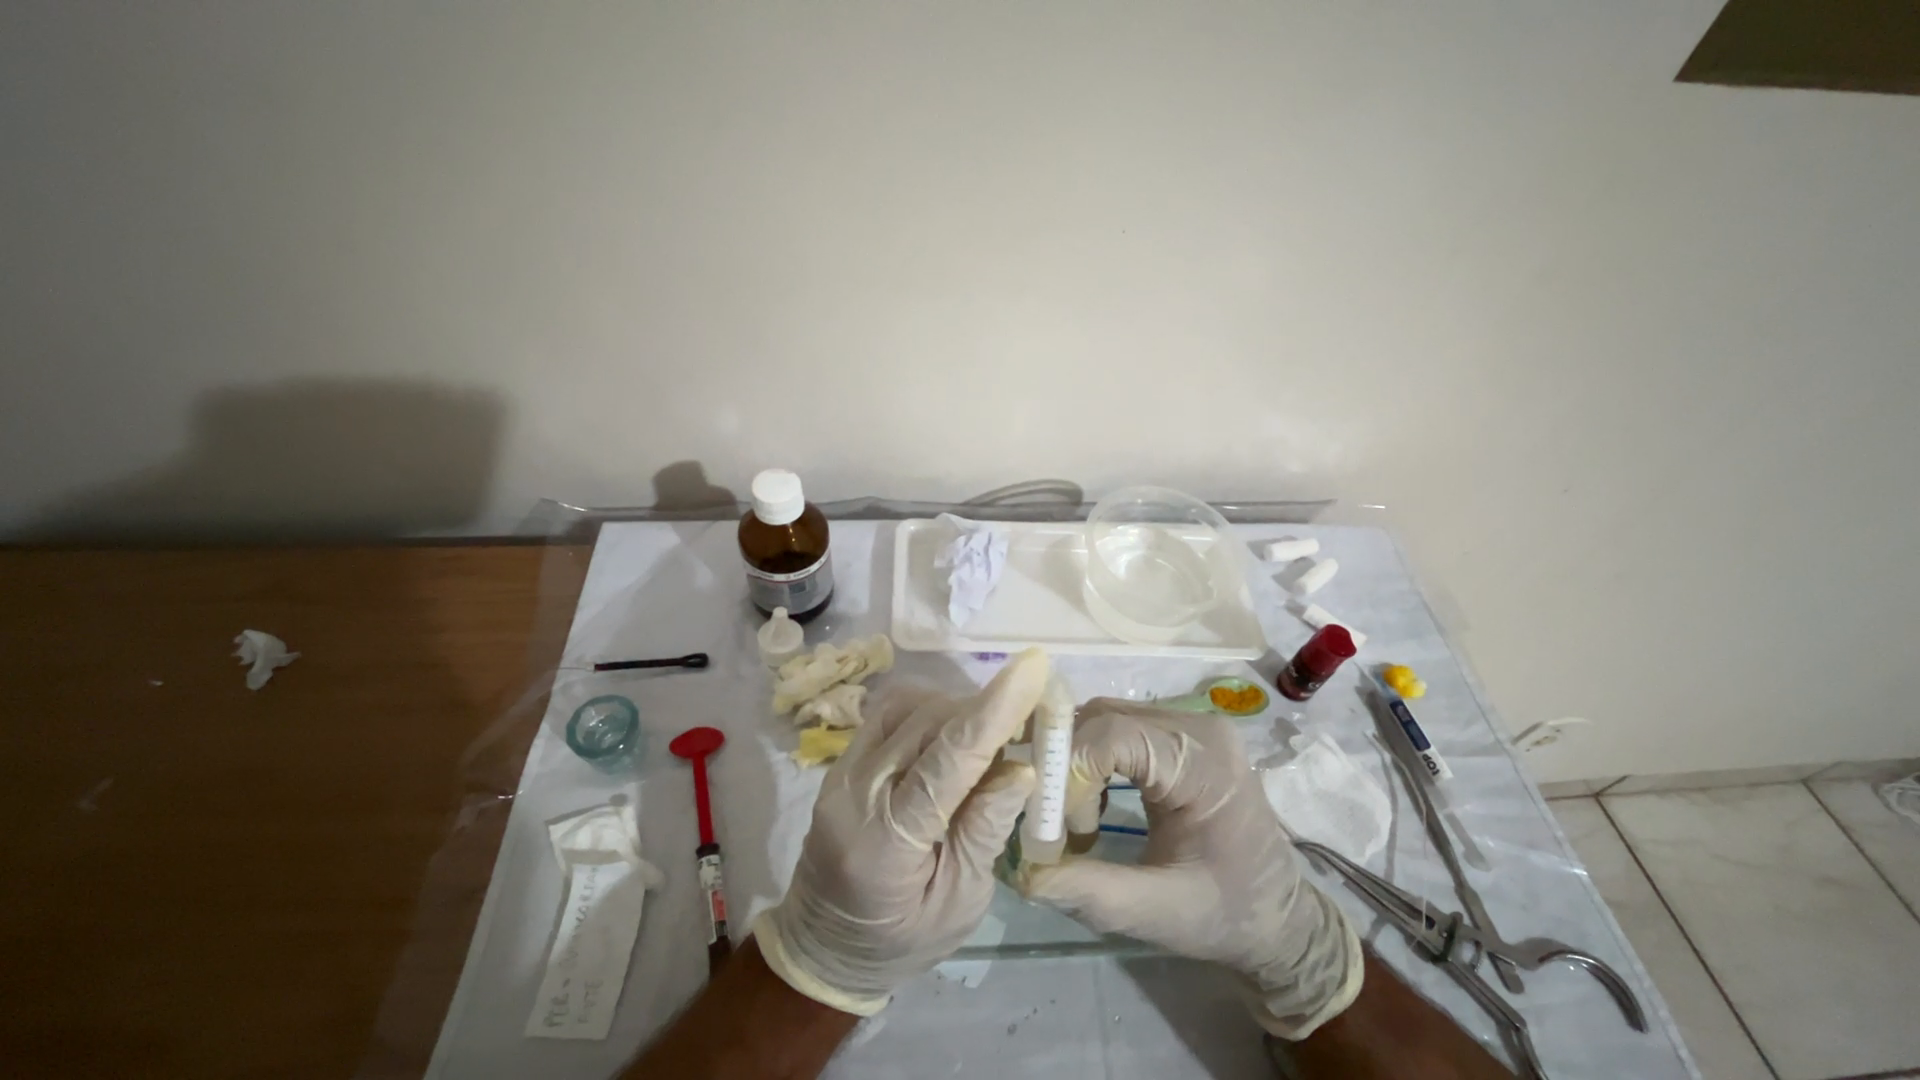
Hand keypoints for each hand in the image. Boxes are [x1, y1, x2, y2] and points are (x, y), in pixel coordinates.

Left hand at [753, 649, 1047, 1015]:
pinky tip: (950, 736)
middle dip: (984, 712)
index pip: (948, 760)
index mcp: (888, 840)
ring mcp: (842, 772)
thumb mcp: (959, 901)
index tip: (1032, 668)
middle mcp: (857, 792)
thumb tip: (1022, 768)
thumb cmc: (902, 939)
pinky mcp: (841, 762)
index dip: (993, 711)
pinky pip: (888, 714)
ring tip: (989, 738)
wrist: (823, 946)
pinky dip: (928, 712)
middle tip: (1027, 725)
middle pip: (930, 724)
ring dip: (956, 710)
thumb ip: (985, 831)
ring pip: (907, 708)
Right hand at [1018, 698, 1364, 1038]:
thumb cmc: (1224, 914)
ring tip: (1073, 818)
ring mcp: (1191, 724)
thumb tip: (1021, 872)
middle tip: (1054, 822)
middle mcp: (1198, 726)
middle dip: (1066, 765)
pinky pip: (1119, 726)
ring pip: (1105, 716)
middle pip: (1104, 717)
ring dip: (1075, 761)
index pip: (1112, 734)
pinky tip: (1092, 801)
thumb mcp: (1155, 913)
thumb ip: (1088, 890)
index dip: (1069, 770)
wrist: (1278, 917)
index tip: (1055, 826)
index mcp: (1204, 763)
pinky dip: (1092, 757)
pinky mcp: (1180, 734)